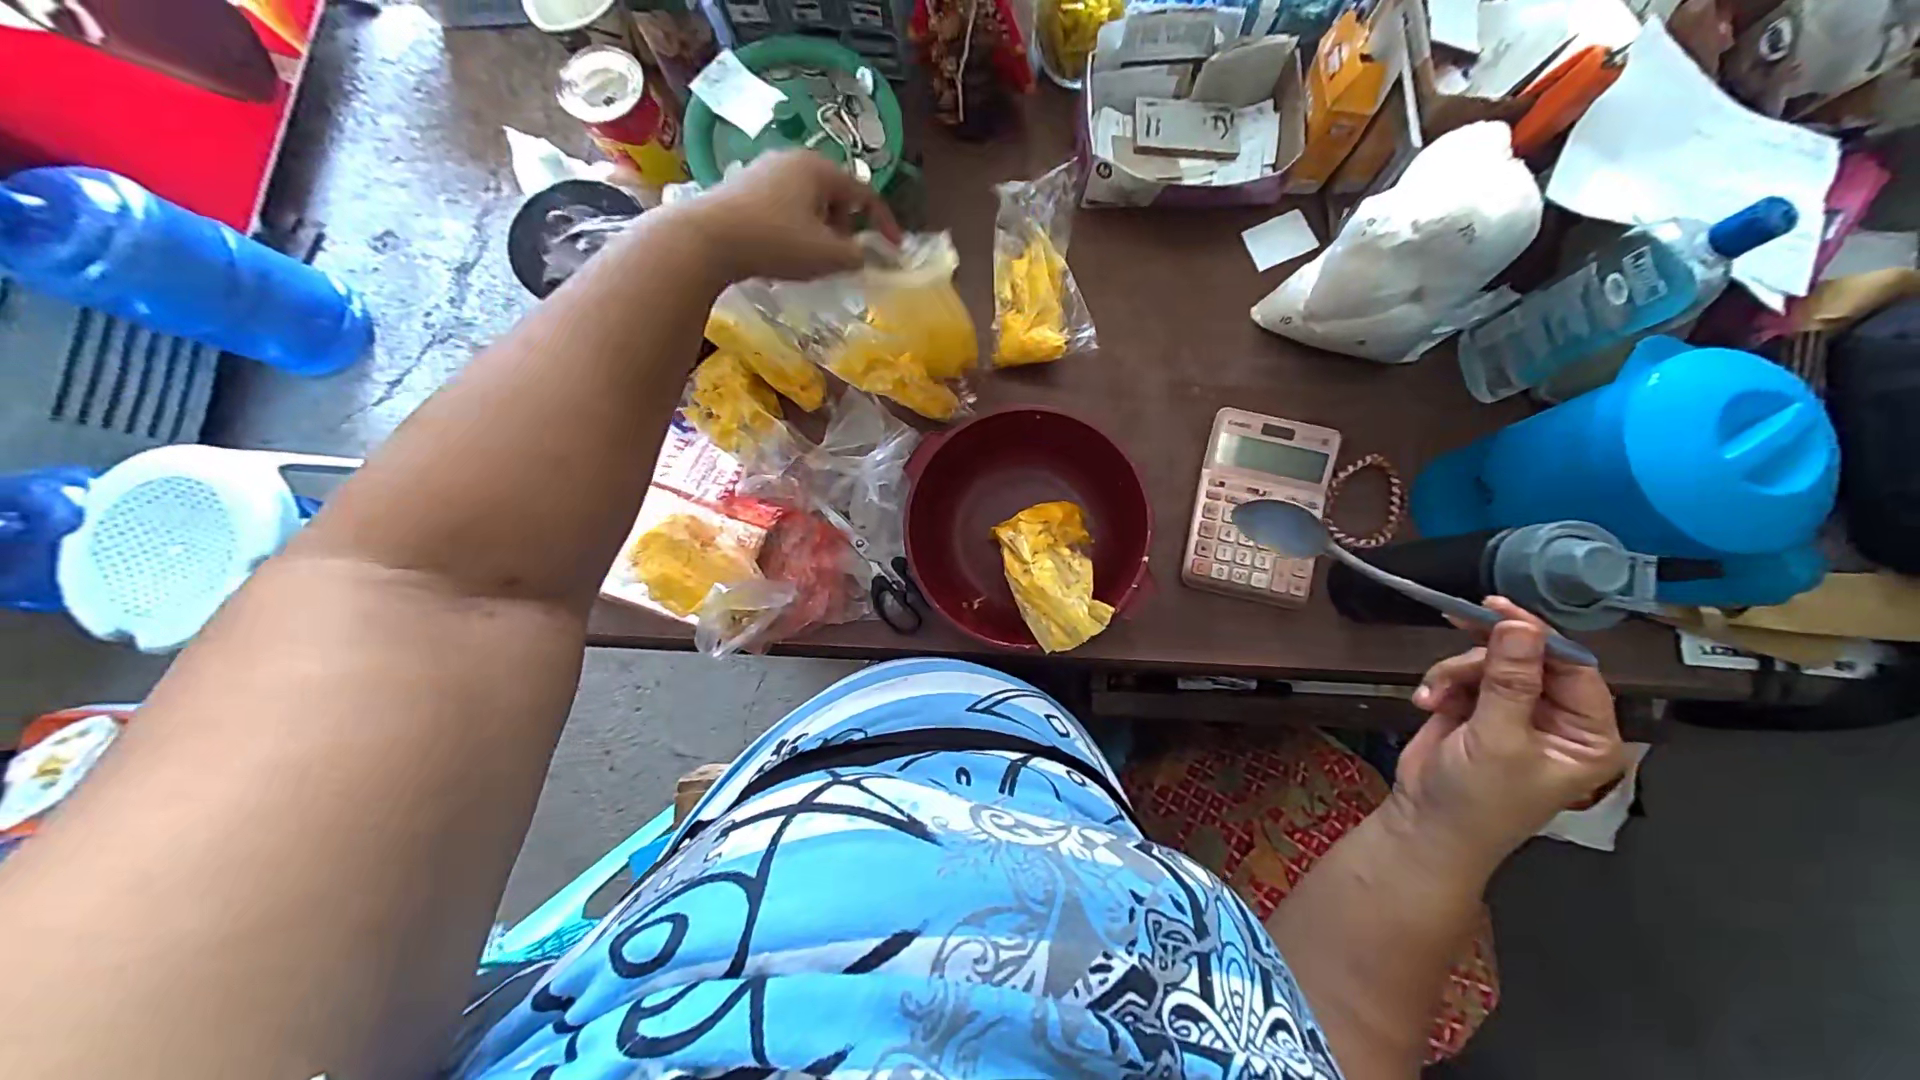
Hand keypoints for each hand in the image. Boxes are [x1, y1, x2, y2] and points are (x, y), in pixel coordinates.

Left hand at [673, 151, 901, 282]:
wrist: (706, 240)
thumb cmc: (775, 243)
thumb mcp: (826, 255)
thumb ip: (857, 256)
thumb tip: (867, 255)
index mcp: (819, 168)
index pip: (865, 193)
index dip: (884, 223)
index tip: (894, 249)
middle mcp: (792, 160)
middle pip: (835, 195)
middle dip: (847, 227)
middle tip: (844, 257)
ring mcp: (763, 171)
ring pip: (808, 202)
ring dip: (820, 230)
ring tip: (813, 259)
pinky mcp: (742, 188)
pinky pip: (784, 207)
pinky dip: (795, 228)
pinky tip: (783, 251)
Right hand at [1393, 597, 1626, 869]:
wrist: (1425, 822)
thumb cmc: (1478, 796)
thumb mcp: (1498, 739)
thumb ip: (1510, 681)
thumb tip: (1519, 626)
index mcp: (1586, 733)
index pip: (1573, 667)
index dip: (1537, 635)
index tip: (1498, 608)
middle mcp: (1555, 718)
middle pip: (1525, 658)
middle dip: (1484, 654)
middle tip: (1456, 619)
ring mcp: (1511, 712)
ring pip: (1486, 663)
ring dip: (1453, 672)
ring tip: (1433, 698)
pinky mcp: (1473, 709)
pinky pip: (1460, 676)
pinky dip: (1440, 683)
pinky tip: (1427, 703)